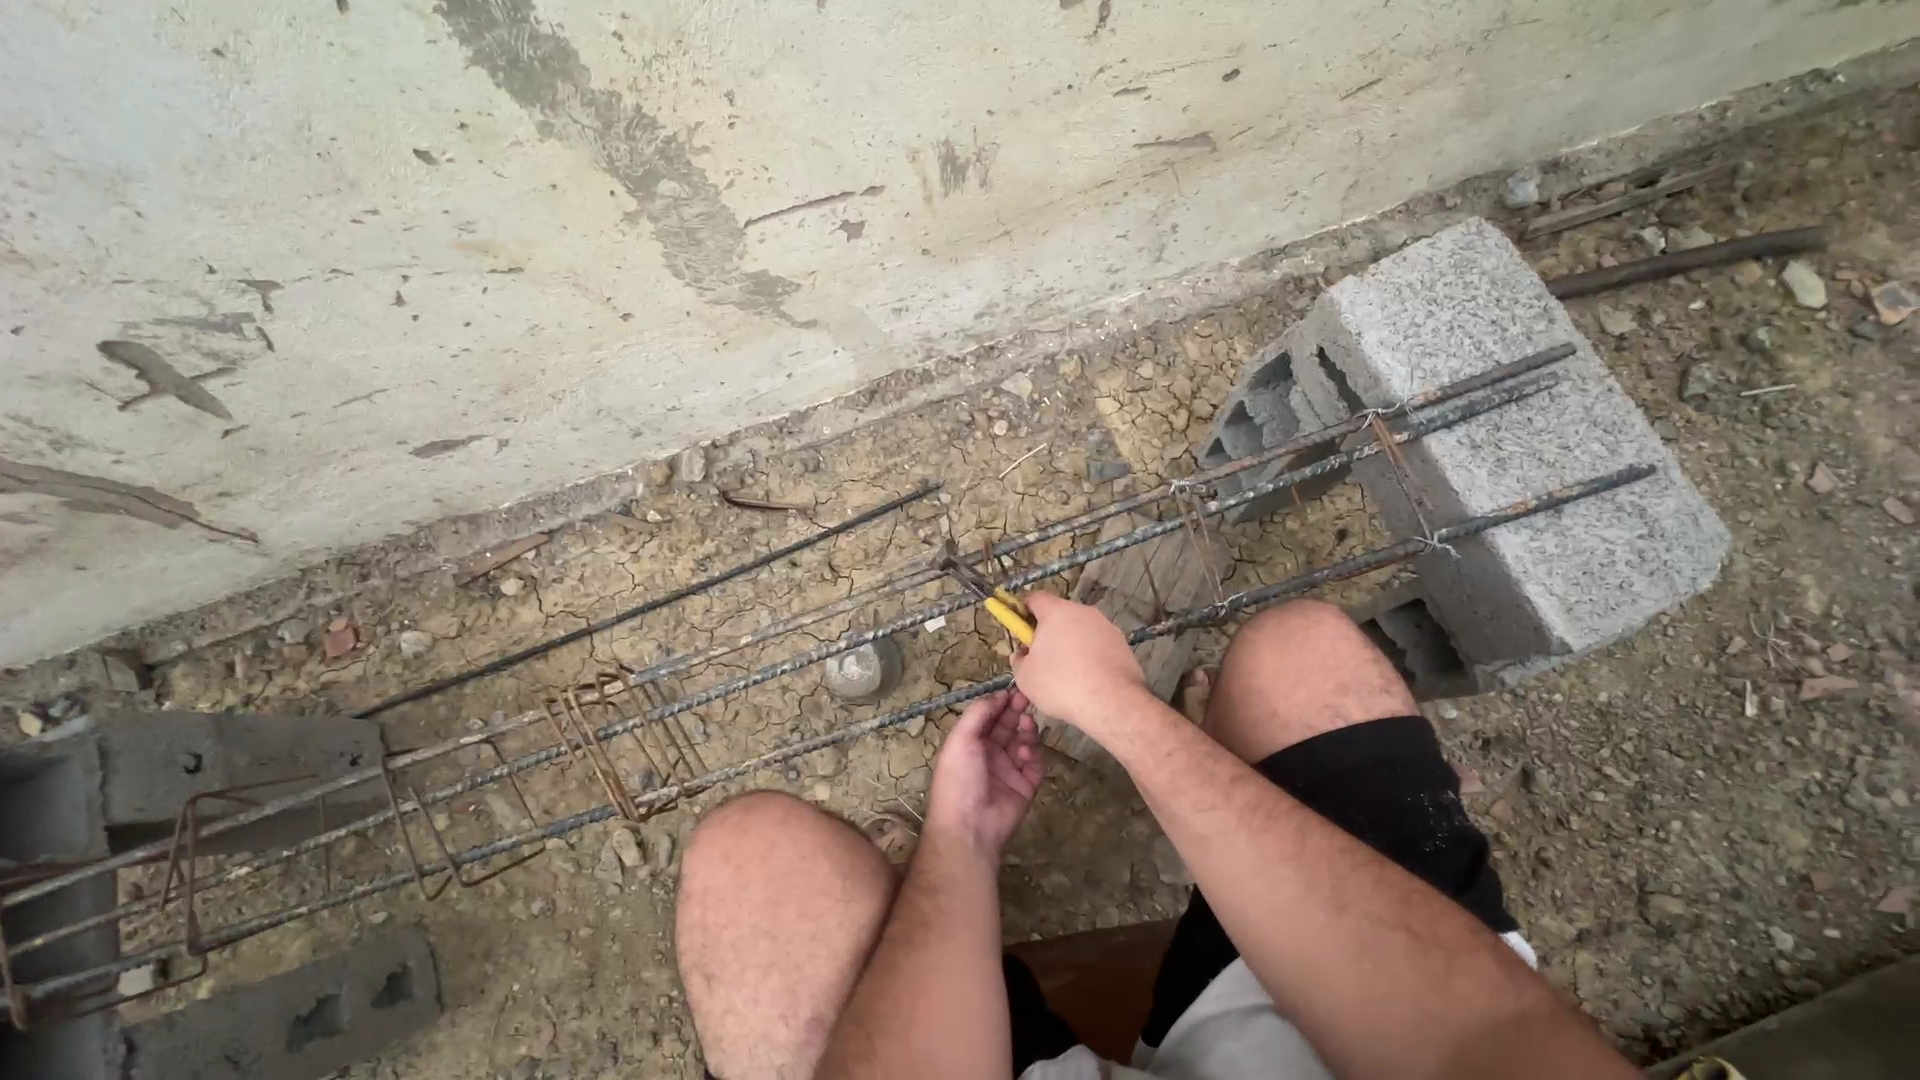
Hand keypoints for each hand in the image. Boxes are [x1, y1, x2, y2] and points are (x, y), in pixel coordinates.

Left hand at [925, 690, 1044, 858]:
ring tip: (1026, 724)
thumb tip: (998, 695)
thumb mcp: (961, 739)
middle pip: (1007, 726)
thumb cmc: (959, 778)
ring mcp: (1008, 770)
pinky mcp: (1026, 786)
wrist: (970, 826)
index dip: (999, 703)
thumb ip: (979, 713)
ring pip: (1023, 742)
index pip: (988, 717)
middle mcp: (989, 754)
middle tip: (1026, 699)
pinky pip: (1035, 765)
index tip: (1013, 690)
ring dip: (1025, 730)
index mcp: (969, 743)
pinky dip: (1033, 755)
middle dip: (1015, 712)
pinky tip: (1026, 753)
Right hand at [1010, 593, 1148, 733]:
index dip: (1023, 611)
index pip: (1035, 598)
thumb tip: (1024, 653)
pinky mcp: (1123, 644)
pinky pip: (1098, 645)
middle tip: (1042, 658)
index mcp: (1057, 611)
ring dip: (1071, 645)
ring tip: (1068, 675)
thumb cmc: (1061, 684)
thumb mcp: (1025, 676)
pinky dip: (1091, 657)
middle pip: (1060, 614)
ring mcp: (1107, 626)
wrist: (1112, 703)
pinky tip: (1088, 680)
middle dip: (1049, 632)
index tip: (1020, 629)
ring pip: (1081, 630)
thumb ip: (1019, 658)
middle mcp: (1084, 612)